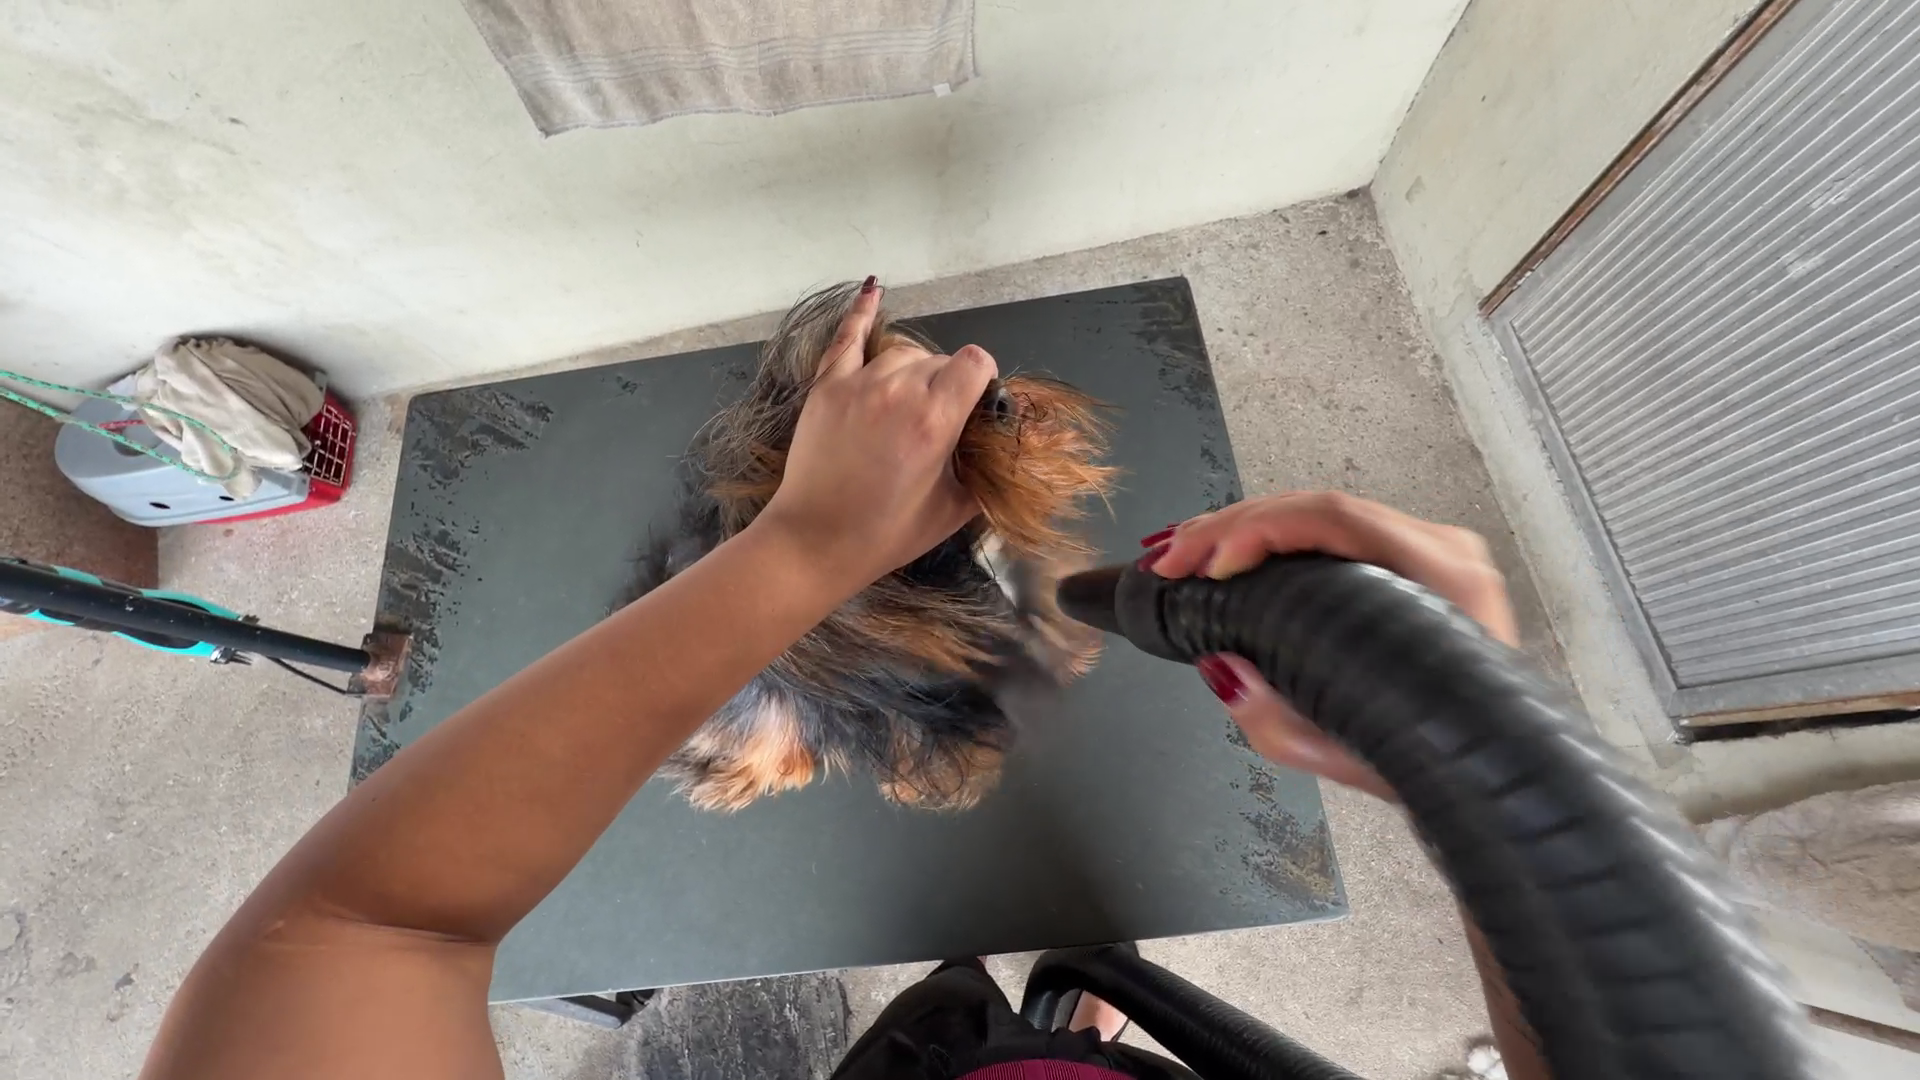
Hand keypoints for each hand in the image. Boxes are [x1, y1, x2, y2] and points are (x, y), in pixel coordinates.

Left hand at [757, 280, 998, 588]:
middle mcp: (898, 391)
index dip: (982, 381)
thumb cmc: (887, 534)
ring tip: (908, 403)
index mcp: (934, 420)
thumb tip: (1006, 443)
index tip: (975, 405)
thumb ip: (987, 469)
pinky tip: (875, 290)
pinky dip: (862, 312)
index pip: (976, 363)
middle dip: (949, 383)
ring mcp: (858, 383)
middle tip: (937, 421)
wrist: (815, 542)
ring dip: (915, 369)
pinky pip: (848, 337)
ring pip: (904, 352)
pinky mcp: (827, 385)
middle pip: (941, 360)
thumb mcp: (954, 510)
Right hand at [1144, 492, 1519, 800]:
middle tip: (1172, 557)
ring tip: (1183, 550)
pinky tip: (1221, 546)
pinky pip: (1320, 526)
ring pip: (1311, 510)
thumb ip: (1275, 722)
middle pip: (1313, 507)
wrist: (1479, 759)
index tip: (1212, 566)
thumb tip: (1220, 668)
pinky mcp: (1398, 556)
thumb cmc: (1425, 752)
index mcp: (1439, 581)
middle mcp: (1436, 551)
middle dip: (1226, 526)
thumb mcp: (1342, 755)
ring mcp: (1421, 548)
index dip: (1258, 530)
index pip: (1333, 520)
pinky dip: (1262, 532)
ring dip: (1236, 525)